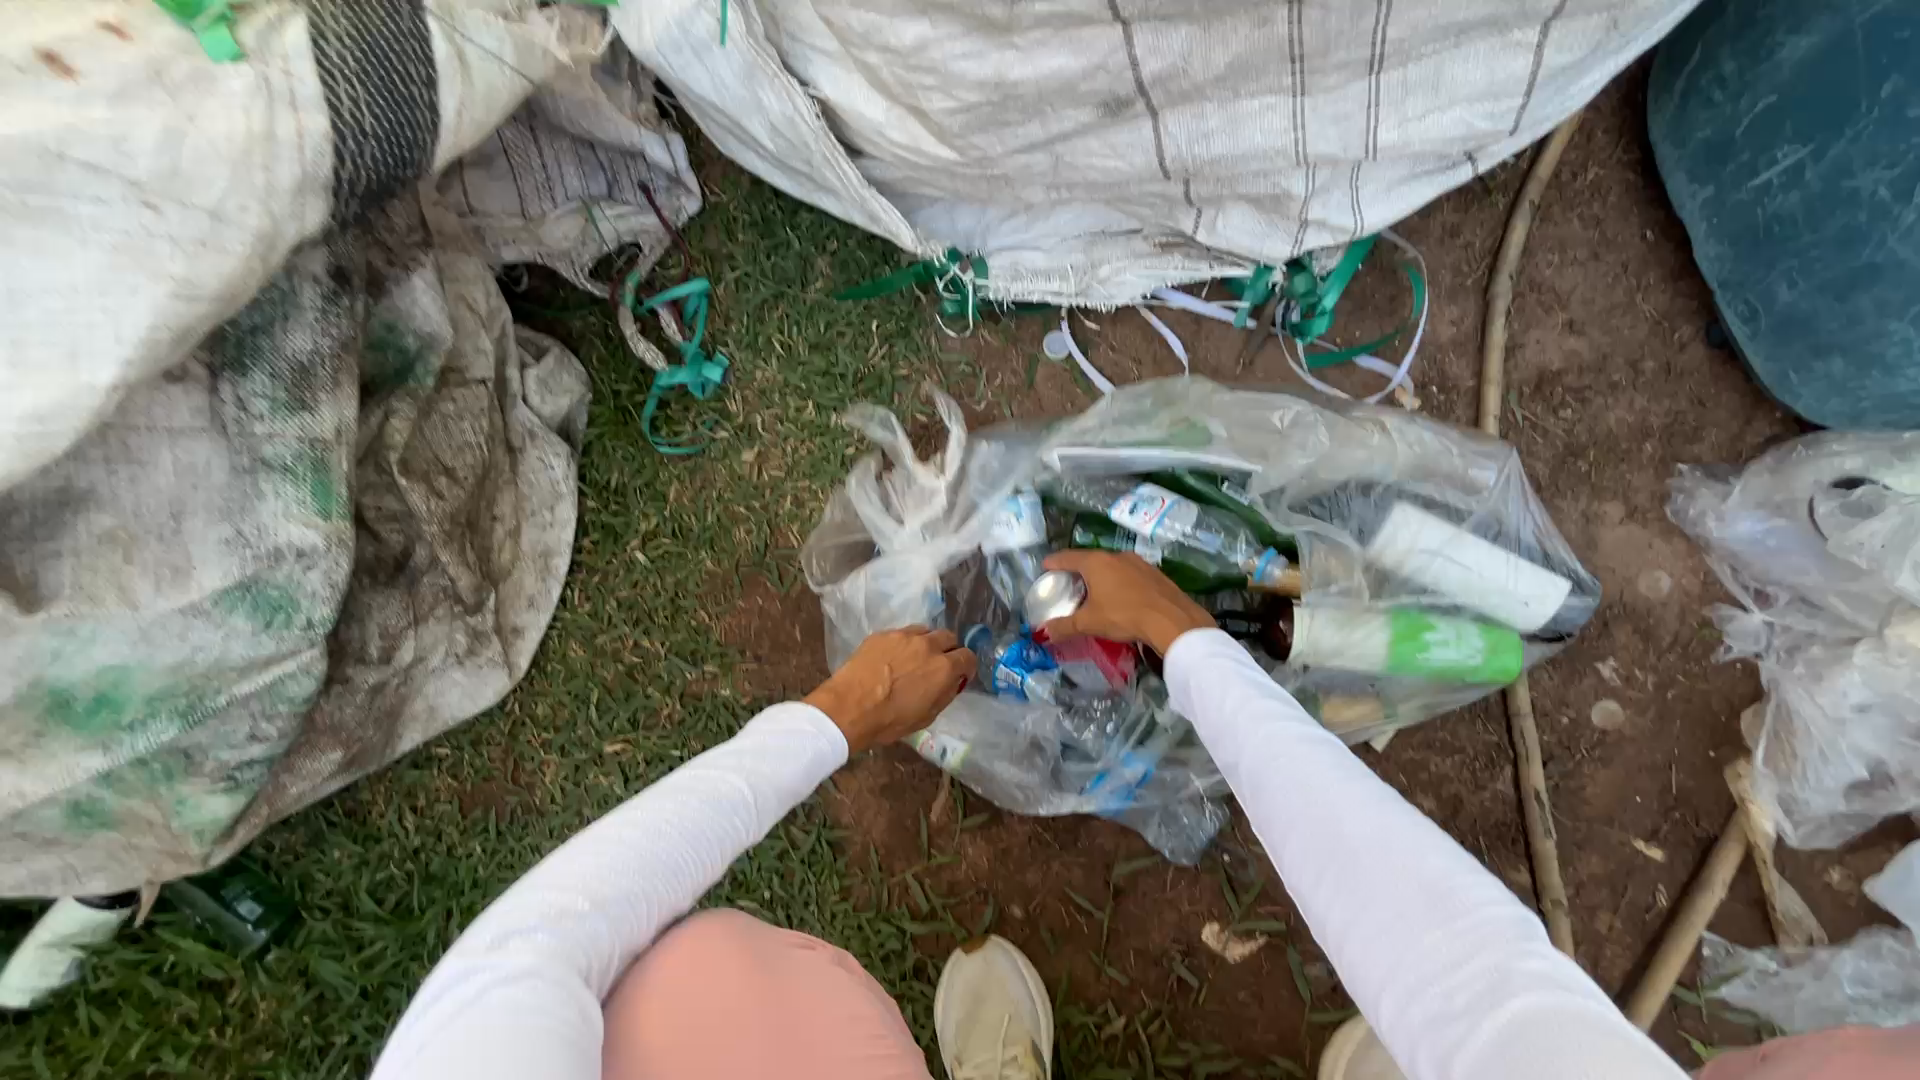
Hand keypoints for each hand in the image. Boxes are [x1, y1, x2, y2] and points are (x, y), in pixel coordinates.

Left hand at [804, 627, 975, 755]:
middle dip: (948, 649)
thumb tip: (953, 681)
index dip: (966, 667)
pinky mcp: (882, 634)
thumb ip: (945, 694)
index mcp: (943, 668)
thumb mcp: (927, 716)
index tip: (960, 675)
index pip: (968, 657)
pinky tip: (892, 657)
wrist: (849, 707)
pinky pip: (901, 633)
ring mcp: (904, 636)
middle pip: (949, 636)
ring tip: (914, 657)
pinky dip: (903, 643)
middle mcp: (928, 645)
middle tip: (938, 664)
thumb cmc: (890, 720)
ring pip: (925, 631)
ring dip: (926, 642)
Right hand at [1033, 551, 1213, 654]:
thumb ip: (1064, 627)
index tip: (1045, 566)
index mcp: (1095, 562)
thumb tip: (1042, 633)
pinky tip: (1121, 596)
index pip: (1067, 557)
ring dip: (1101, 575)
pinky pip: (1129, 573)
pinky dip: (1120, 581)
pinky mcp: (1155, 572)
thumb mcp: (1090, 623)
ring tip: (1095, 590)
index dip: (1054, 562)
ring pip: (1112, 565)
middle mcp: (1116, 556)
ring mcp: (1138, 562)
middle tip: (1068, 582)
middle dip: (1078, 569)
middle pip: (1090, 559)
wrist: (1172, 619)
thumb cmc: (1124, 615)